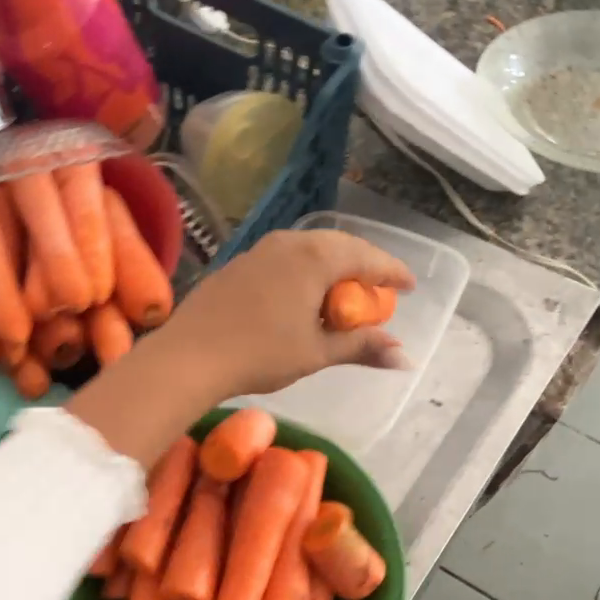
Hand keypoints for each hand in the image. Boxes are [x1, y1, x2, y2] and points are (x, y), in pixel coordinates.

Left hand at [64, 230, 415, 468]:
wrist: (189, 356)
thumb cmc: (259, 354)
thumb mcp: (316, 353)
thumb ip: (361, 347)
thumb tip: (404, 357)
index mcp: (317, 256)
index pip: (368, 257)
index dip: (392, 273)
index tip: (409, 287)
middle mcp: (290, 242)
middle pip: (339, 247)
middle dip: (362, 268)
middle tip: (376, 293)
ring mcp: (259, 250)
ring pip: (307, 251)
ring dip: (329, 270)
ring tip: (339, 296)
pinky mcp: (237, 264)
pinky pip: (282, 261)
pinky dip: (301, 275)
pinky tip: (298, 298)